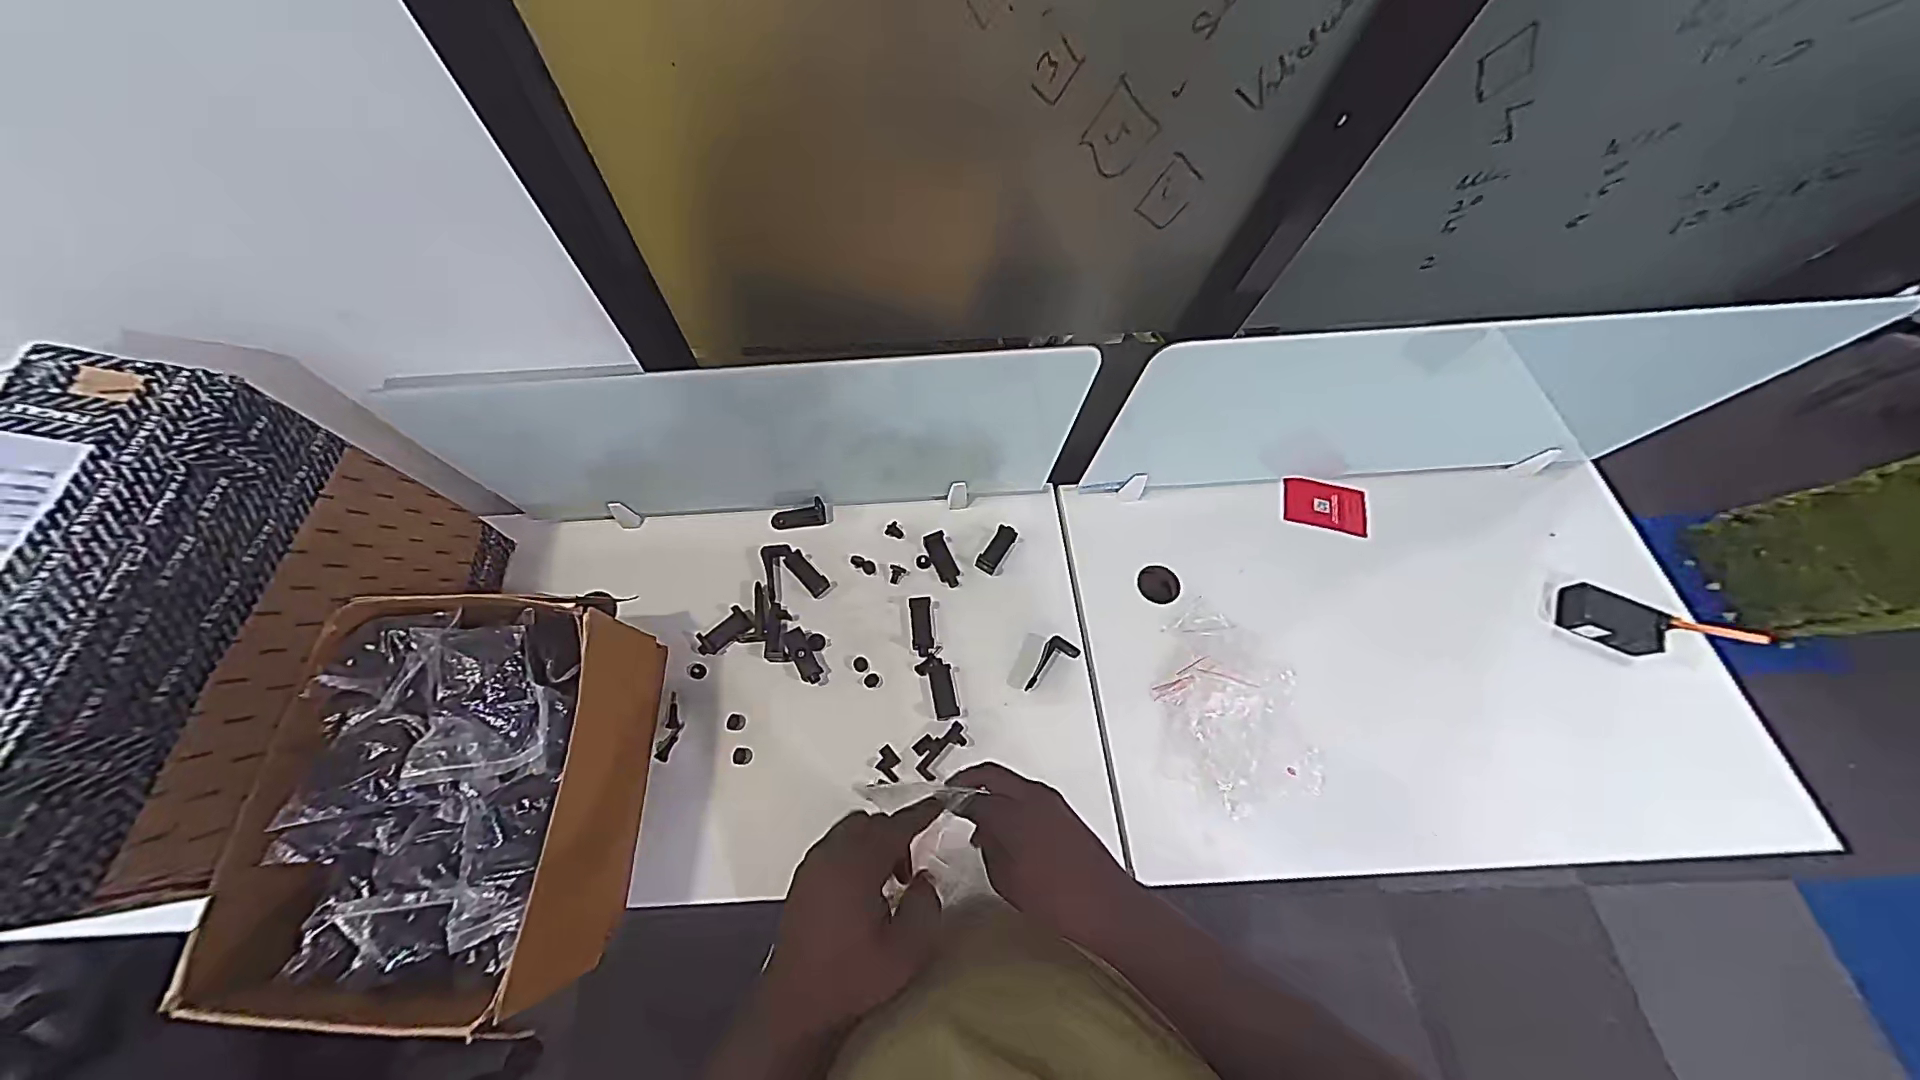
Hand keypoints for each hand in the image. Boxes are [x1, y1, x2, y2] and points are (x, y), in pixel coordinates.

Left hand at [758, 800, 944, 1037]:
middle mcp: (832, 856)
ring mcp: (813, 866)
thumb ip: (925, 905)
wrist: (797, 1006)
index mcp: (857, 864)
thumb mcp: (906, 950)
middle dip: (896, 834)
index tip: (937, 806)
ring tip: (889, 880)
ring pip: (851, 831)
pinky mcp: (803, 880)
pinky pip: (835, 847)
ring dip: (874, 843)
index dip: (920, 814)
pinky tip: (864, 889)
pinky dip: (855, 853)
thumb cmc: (851, 979)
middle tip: (911, 866)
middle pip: (871, 822)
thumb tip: (925, 879)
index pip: (896, 826)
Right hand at [952, 762, 1142, 947]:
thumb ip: (989, 848)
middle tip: (954, 792)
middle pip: (991, 774)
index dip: (954, 800)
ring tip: (979, 815)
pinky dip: (1011, 801)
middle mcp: (1033, 798)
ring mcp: (1051, 802)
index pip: (973, 796)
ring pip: (1011, 782)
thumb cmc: (1062, 901)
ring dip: (992, 790)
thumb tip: (983, 835)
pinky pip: (1028, 794)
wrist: (1107, 908)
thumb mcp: (1007, 880)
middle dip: (969, 780)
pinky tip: (1006, 826)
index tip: (944, 805)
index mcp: (1013, 813)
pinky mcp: (1063, 810)